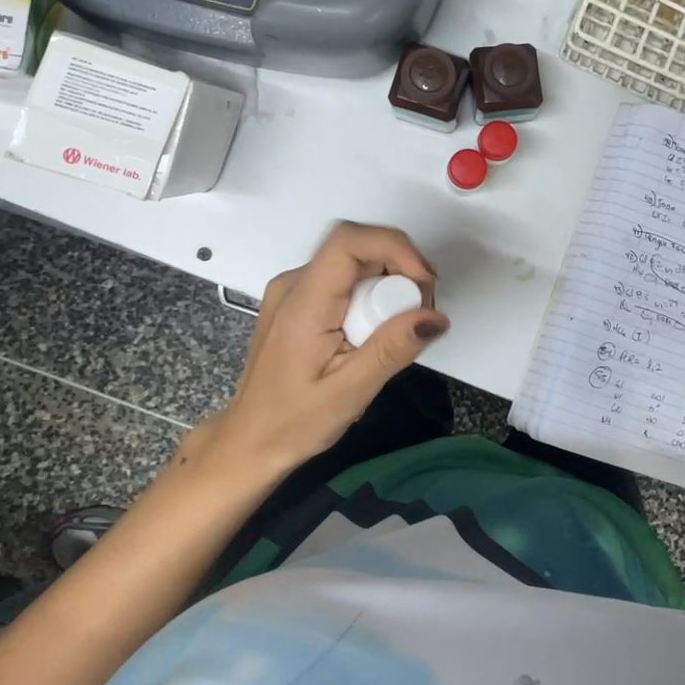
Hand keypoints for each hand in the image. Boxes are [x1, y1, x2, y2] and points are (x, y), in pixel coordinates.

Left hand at [184, 222, 450, 474]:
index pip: (348, 241)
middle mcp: (294, 284)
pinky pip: (347, 280)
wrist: (248, 443)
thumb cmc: (292, 424)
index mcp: (303, 303)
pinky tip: (379, 333)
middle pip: (360, 250)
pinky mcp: (302, 302)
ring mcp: (295, 290)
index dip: (395, 247)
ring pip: (357, 263)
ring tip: (403, 329)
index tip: (423, 283)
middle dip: (402, 272)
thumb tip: (436, 317)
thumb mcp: (349, 393)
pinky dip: (374, 296)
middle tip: (421, 315)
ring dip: (391, 285)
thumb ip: (391, 350)